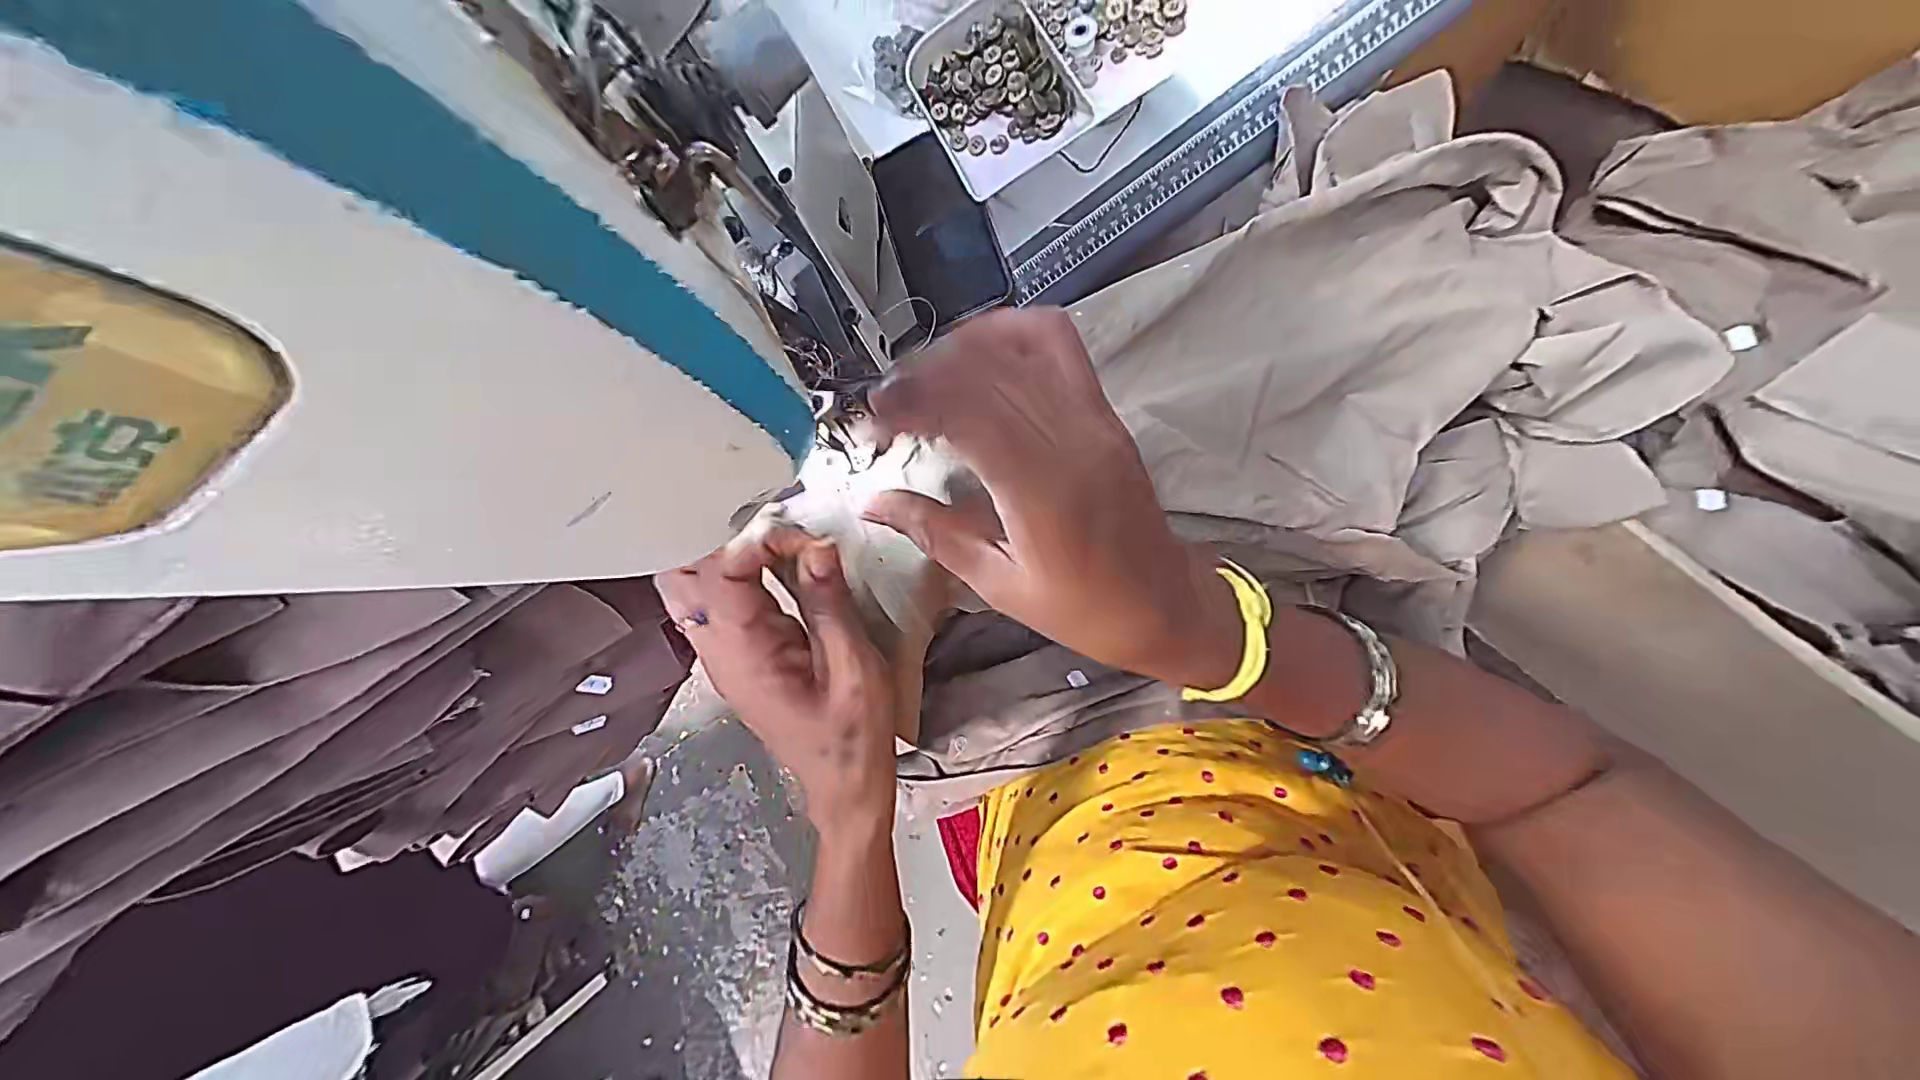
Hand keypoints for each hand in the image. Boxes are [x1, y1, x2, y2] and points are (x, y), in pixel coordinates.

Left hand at [657, 529, 896, 832]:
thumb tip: (817, 546)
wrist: (843, 783)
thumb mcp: (854, 667)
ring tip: (773, 535)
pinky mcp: (737, 652)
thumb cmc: (851, 736)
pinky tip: (772, 559)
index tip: (806, 537)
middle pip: (684, 572)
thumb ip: (829, 602)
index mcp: (743, 654)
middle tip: (775, 523)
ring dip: (726, 551)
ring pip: (692, 582)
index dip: (760, 538)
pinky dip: (738, 568)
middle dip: (724, 536)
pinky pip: (718, 597)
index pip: (722, 572)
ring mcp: (721, 652)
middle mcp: (718, 649)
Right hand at [865, 308, 1239, 688]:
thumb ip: (934, 532)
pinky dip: (1011, 336)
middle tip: (889, 406)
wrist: (1163, 604)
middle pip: (986, 369)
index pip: (964, 410)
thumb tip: (874, 502)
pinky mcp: (1105, 412)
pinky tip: (981, 361)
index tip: (874, 419)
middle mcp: (1071, 437)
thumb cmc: (1080, 608)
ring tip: (927, 379)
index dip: (909, 402)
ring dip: (962, 348)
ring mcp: (1094, 417)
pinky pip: (1059, 346)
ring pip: (1021, 344)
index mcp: (1040, 489)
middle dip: (922, 375)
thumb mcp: (998, 583)